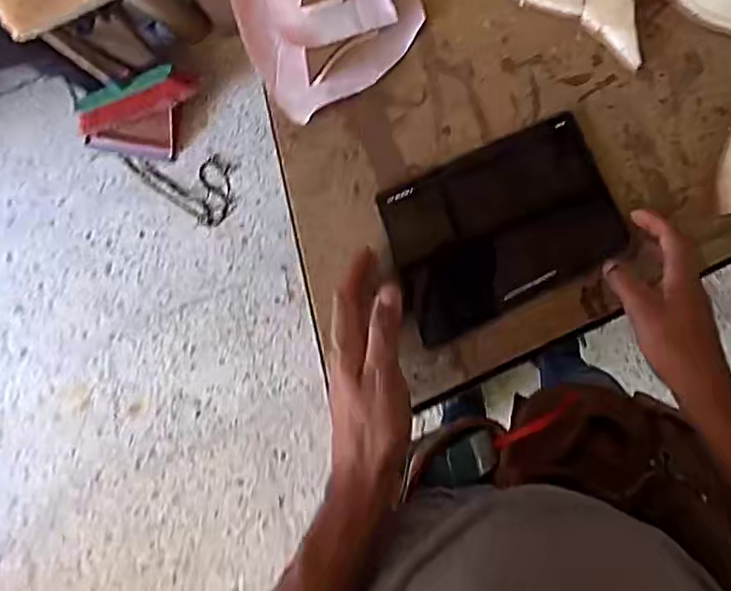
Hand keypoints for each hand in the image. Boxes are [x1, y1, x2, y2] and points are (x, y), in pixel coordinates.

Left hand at [325, 248, 409, 496]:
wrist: (364, 477)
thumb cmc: (374, 429)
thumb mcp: (384, 374)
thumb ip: (385, 331)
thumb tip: (387, 291)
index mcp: (347, 352)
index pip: (347, 302)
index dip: (356, 274)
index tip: (366, 252)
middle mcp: (342, 360)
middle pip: (346, 312)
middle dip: (356, 284)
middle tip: (370, 263)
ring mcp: (348, 375)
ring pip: (352, 328)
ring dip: (362, 304)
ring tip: (374, 288)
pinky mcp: (358, 388)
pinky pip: (360, 343)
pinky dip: (369, 325)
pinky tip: (379, 333)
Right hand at [603, 211, 730, 427]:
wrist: (705, 387)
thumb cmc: (675, 349)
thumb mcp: (642, 312)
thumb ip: (625, 285)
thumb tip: (611, 263)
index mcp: (682, 276)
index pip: (671, 237)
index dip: (654, 221)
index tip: (636, 214)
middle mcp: (692, 284)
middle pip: (678, 249)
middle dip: (658, 234)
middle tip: (638, 227)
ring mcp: (695, 302)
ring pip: (678, 267)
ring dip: (660, 254)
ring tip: (640, 253)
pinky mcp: (693, 320)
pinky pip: (676, 284)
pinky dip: (661, 275)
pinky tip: (648, 291)